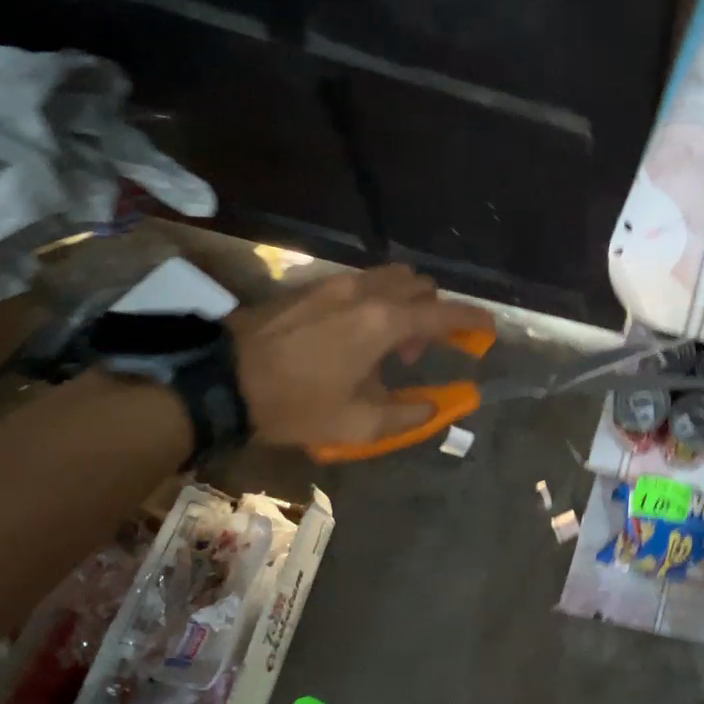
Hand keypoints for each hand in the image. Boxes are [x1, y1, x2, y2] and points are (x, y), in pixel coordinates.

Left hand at [227, 265, 492, 446]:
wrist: (215, 382)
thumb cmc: (293, 403)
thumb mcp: (356, 425)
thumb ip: (407, 415)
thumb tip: (434, 407)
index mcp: (384, 322)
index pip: (446, 312)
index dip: (473, 320)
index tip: (488, 330)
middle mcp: (365, 293)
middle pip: (420, 285)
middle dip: (433, 312)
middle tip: (418, 350)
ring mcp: (333, 285)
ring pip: (389, 278)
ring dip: (403, 303)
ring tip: (384, 342)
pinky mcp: (307, 287)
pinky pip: (359, 283)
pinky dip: (373, 301)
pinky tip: (350, 337)